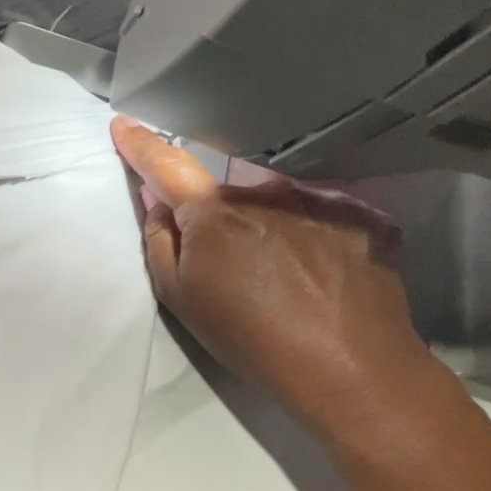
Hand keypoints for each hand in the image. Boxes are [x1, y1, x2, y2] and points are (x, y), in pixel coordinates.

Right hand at [111, 117, 433, 430]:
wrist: (349, 367)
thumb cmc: (247, 335)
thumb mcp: (179, 297)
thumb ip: (161, 243)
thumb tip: (159, 207)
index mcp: (214, 213)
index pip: (167, 166)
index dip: (141, 145)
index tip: (124, 124)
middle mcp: (268, 193)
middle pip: (227, 192)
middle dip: (216, 216)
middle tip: (224, 267)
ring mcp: (322, 201)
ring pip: (277, 201)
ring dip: (266, 225)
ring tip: (279, 277)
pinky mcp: (366, 219)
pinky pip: (323, 215)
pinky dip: (311, 235)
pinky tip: (318, 274)